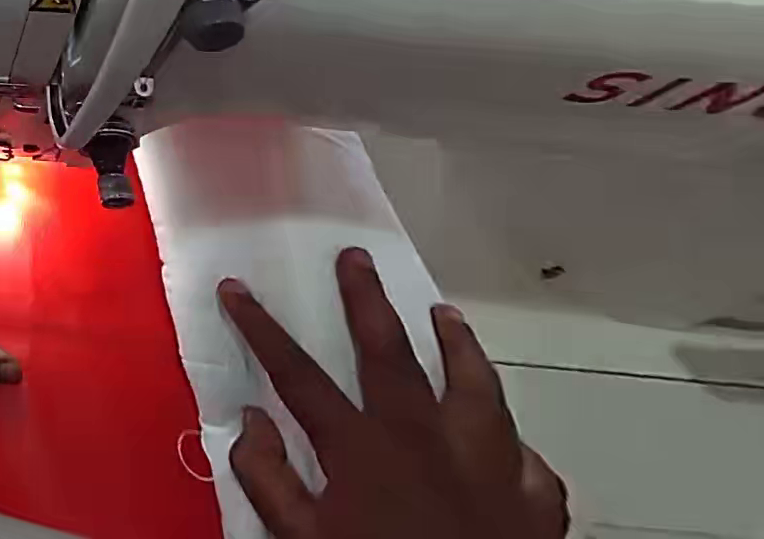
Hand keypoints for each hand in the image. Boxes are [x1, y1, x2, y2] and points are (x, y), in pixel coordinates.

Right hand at [218, 249, 568, 538]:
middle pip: (391, 356)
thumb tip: (251, 417)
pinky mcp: (535, 512)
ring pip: (477, 392)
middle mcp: (424, 444)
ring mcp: (488, 474)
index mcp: (361, 447)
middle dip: (367, 300)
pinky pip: (528, 461)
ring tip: (447, 315)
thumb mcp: (300, 538)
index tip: (233, 286)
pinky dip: (510, 439)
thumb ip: (265, 475)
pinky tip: (502, 431)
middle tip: (357, 258)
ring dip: (458, 347)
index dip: (258, 324)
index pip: (295, 370)